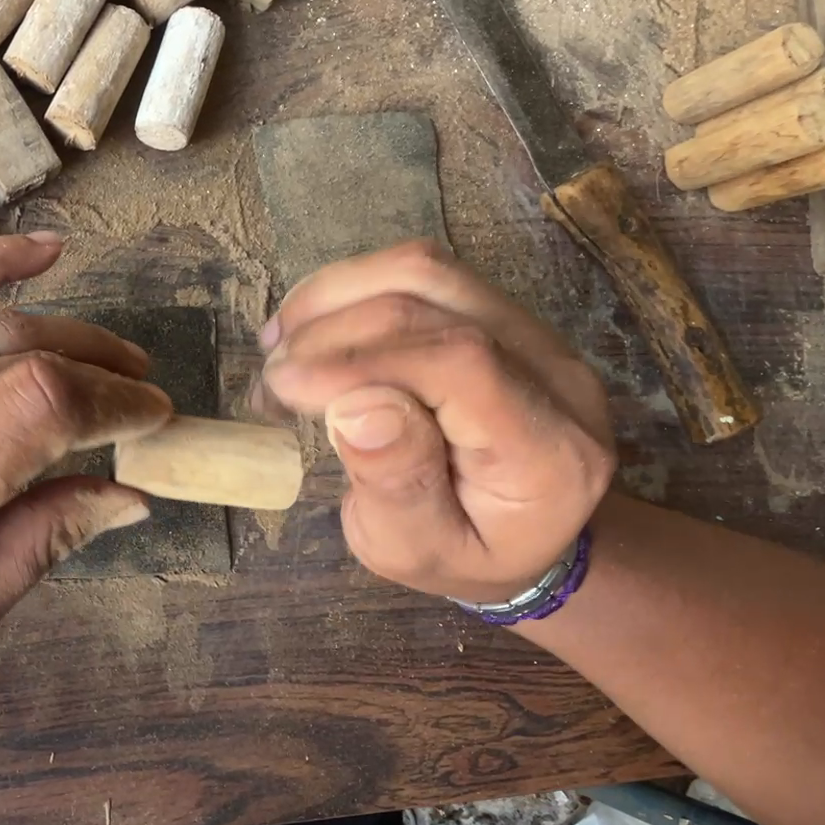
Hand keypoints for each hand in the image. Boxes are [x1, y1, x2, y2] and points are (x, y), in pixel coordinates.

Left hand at [0, 233, 173, 698]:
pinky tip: (48, 249)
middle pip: (28, 356)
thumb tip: (127, 493)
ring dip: (69, 335)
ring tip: (117, 359)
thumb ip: (39, 545)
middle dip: (103, 372)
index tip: (152, 422)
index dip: (114, 403)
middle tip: (144, 399)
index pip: (43, 405)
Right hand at [253, 241, 615, 602]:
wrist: (521, 535)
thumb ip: (396, 485)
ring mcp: (531, 331)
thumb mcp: (415, 551)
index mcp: (546, 451)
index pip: (458, 363)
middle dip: (329, 334)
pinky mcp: (496, 311)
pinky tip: (306, 327)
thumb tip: (354, 406)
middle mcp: (554, 373)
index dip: (359, 360)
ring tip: (280, 347)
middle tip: (270, 383)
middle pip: (431, 304)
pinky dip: (346, 290)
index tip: (283, 387)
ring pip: (421, 270)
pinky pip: (416, 272)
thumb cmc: (462, 555)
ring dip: (331, 298)